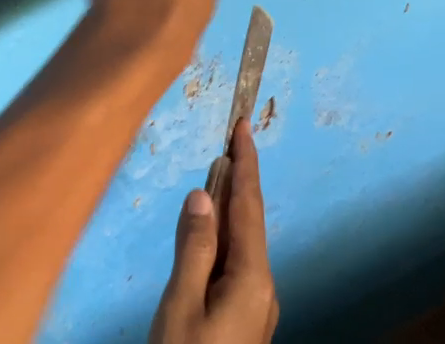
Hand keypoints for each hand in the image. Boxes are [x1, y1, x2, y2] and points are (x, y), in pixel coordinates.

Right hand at [150, 119, 277, 343]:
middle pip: (249, 221)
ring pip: (242, 243)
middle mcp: (263, 287)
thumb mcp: (181, 305)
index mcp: (252, 278)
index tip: (243, 126)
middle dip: (238, 179)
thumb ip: (193, 247)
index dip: (246, 163)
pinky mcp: (245, 319)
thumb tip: (203, 194)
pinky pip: (236, 263)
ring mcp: (257, 306)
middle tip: (227, 141)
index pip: (249, 206)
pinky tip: (209, 230)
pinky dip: (223, 237)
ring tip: (214, 174)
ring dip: (229, 208)